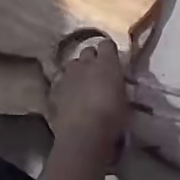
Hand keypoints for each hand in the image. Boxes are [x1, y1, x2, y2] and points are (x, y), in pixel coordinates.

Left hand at [46, 32, 127, 168]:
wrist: (84, 134)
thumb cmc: (113, 117)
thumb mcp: (124, 99)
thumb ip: (118, 86)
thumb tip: (117, 85)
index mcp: (107, 63)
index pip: (107, 45)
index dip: (109, 52)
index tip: (113, 61)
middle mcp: (86, 64)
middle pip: (87, 50)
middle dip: (92, 59)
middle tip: (98, 72)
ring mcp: (68, 75)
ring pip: (72, 64)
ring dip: (78, 70)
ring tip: (82, 82)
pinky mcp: (55, 90)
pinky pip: (61, 80)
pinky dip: (66, 85)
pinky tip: (70, 96)